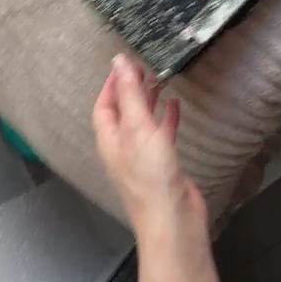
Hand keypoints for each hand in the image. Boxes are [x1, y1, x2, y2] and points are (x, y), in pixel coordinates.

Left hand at [93, 54, 205, 233]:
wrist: (173, 219)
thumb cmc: (151, 177)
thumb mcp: (138, 128)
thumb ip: (130, 94)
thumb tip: (119, 62)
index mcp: (110, 140)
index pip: (104, 106)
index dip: (111, 84)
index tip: (123, 64)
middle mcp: (123, 148)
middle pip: (122, 112)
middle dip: (130, 89)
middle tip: (142, 68)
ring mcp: (143, 157)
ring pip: (142, 122)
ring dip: (148, 101)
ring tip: (159, 80)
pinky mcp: (163, 164)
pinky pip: (162, 134)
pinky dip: (167, 118)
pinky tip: (176, 106)